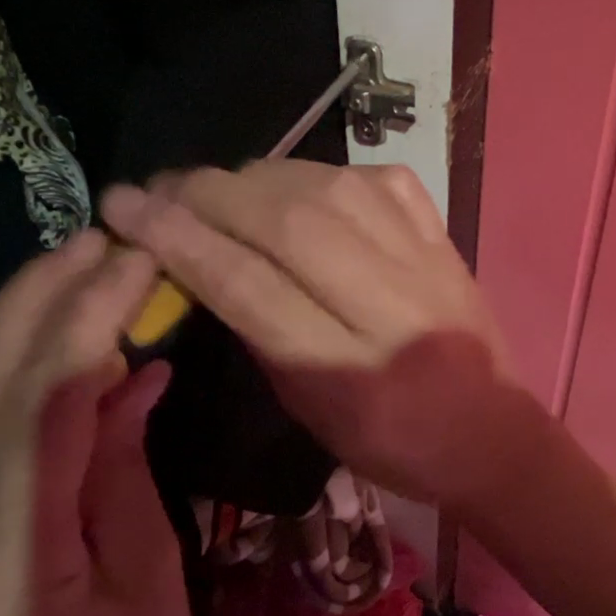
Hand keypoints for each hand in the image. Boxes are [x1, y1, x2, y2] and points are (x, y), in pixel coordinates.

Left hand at [0, 230, 189, 615]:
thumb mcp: (153, 582)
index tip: (133, 261)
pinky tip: (21, 329)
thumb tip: (130, 366)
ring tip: (64, 265)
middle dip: (37, 302)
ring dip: (2, 322)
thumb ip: (121, 466)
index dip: (85, 324)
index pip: (33, 416)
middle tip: (98, 239)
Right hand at [99, 161, 526, 506]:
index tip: (122, 207)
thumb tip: (207, 262)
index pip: (247, 283)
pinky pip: (380, 181)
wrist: (493, 433)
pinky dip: (328, 173)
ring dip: (260, 176)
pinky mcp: (445, 238)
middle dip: (209, 194)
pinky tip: (300, 185)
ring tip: (220, 185)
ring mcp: (423, 261)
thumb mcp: (312, 412)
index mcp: (346, 369)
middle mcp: (387, 304)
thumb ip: (262, 336)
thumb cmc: (393, 443)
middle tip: (163, 189)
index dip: (178, 239)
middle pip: (285, 222)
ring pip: (328, 188)